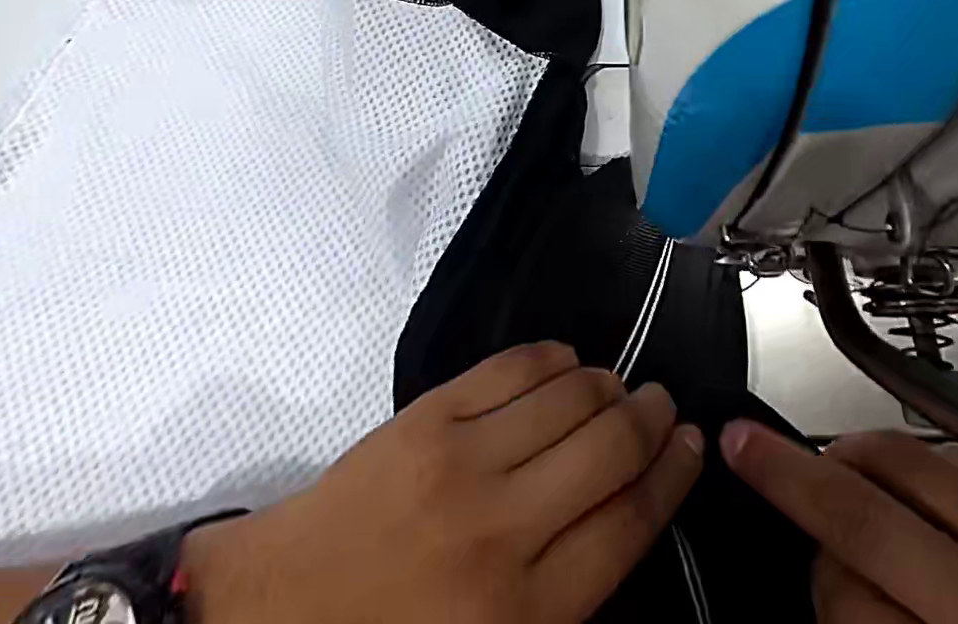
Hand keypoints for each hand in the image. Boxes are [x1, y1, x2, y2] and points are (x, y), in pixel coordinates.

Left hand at [185, 342, 703, 623]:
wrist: (264, 620)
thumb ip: (568, 596)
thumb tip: (628, 509)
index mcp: (522, 612)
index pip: (630, 519)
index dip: (674, 473)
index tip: (693, 441)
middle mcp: (502, 530)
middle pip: (612, 448)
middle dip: (652, 417)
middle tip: (661, 404)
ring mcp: (461, 462)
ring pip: (570, 396)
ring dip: (607, 384)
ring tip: (615, 387)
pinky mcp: (425, 417)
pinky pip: (513, 367)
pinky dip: (553, 359)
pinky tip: (565, 364)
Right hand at [720, 422, 957, 623]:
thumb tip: (858, 607)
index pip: (851, 603)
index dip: (810, 591)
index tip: (792, 582)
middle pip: (862, 512)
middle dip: (790, 479)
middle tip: (744, 449)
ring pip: (909, 465)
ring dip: (849, 455)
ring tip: (810, 447)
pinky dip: (916, 456)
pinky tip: (900, 460)